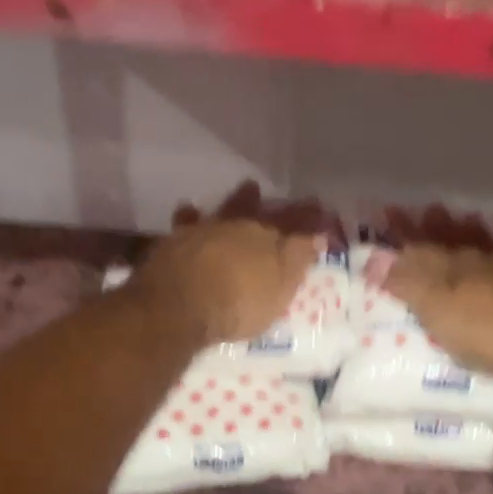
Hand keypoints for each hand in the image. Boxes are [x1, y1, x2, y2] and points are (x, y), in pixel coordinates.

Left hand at [130, 182, 323, 345]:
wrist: (178, 306)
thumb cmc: (239, 302)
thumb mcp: (280, 288)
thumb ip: (298, 259)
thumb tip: (317, 235)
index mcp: (268, 237)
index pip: (295, 223)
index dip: (307, 216)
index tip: (319, 208)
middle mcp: (236, 226)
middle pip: (255, 209)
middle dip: (267, 201)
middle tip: (273, 190)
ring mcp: (203, 230)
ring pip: (223, 209)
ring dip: (235, 200)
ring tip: (246, 188)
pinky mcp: (173, 242)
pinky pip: (185, 222)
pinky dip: (189, 216)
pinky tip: (188, 210)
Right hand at [375, 207, 492, 377]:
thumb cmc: (486, 327)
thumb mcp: (438, 307)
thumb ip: (407, 283)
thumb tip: (372, 261)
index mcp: (455, 261)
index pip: (420, 252)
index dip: (400, 256)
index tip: (382, 261)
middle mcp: (482, 262)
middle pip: (449, 255)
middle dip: (430, 258)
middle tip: (411, 264)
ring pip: (476, 267)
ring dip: (460, 268)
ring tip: (446, 276)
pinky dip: (483, 288)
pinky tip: (484, 296)